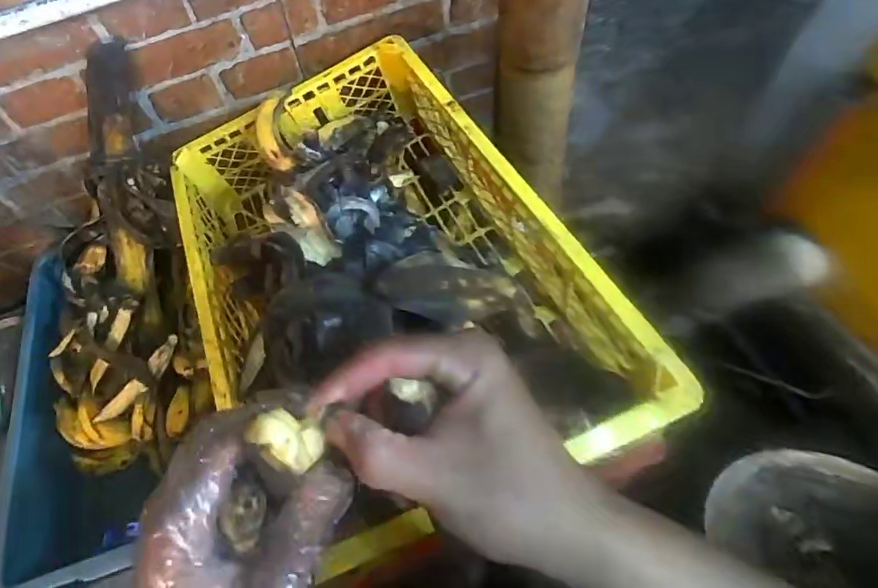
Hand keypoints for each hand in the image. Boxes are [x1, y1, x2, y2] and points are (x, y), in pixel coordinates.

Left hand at [137, 408, 352, 587]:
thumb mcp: (275, 584)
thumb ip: (306, 523)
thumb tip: (339, 465)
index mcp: (178, 518)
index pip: (220, 440)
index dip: (266, 420)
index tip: (309, 415)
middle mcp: (163, 506)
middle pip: (210, 438)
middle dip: (259, 424)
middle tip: (304, 424)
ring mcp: (166, 519)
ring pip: (208, 454)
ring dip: (251, 443)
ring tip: (294, 446)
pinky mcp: (177, 532)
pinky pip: (208, 479)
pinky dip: (242, 468)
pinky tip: (273, 480)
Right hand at [305, 332, 611, 576]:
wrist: (568, 527)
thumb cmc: (505, 495)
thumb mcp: (433, 476)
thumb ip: (376, 451)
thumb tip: (328, 425)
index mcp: (465, 352)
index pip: (391, 352)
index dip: (346, 378)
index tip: (310, 410)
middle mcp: (467, 349)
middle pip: (396, 361)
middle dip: (359, 394)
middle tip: (325, 428)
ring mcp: (470, 370)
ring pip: (405, 379)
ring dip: (377, 409)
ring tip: (352, 442)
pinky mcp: (471, 394)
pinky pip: (421, 396)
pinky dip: (398, 420)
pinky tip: (387, 447)